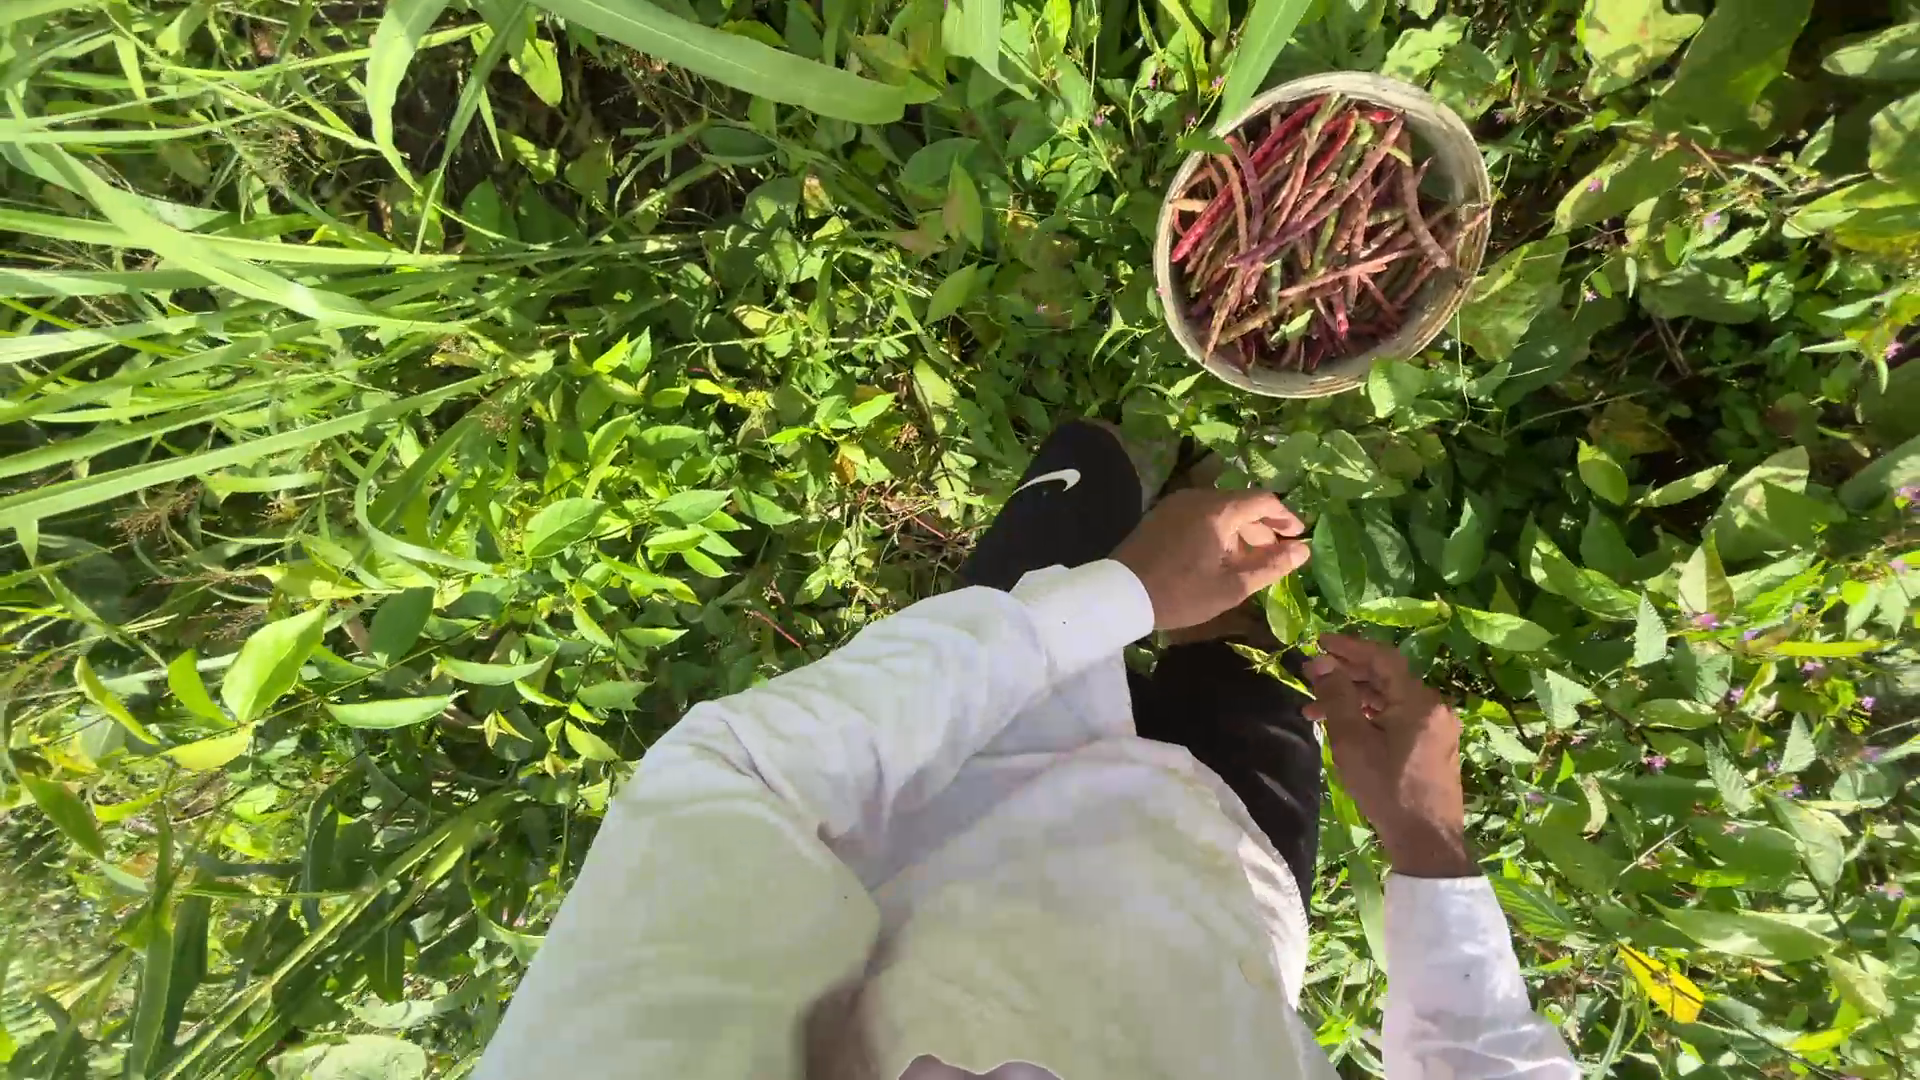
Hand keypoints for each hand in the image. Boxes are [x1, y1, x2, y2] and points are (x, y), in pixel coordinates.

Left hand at [1111, 488, 1308, 630]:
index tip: (1298, 536)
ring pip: (1219, 509)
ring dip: (1238, 531)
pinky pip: (1198, 515)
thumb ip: (1270, 566)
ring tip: (1247, 561)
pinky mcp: (1159, 516)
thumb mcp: (1231, 587)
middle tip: (1274, 556)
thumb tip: (1303, 550)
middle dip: (1261, 528)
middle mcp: (1195, 498)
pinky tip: (1218, 556)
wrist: (1118, 595)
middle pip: (1240, 503)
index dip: (1285, 517)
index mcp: (1216, 510)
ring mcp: (1173, 505)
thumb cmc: (1179, 593)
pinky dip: (1215, 530)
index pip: (1263, 500)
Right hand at [1304, 634, 1475, 878]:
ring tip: (1314, 708)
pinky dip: (1367, 713)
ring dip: (1352, 696)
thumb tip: (1319, 661)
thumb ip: (1336, 696)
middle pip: (1386, 676)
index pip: (1382, 658)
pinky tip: (1342, 724)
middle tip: (1310, 674)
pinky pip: (1397, 715)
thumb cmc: (1386, 788)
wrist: (1426, 840)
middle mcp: (1434, 708)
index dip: (1349, 646)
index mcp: (1419, 702)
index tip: (1318, 642)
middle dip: (1345, 673)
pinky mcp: (1431, 744)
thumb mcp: (1352, 740)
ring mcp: (1436, 727)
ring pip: (1388, 697)